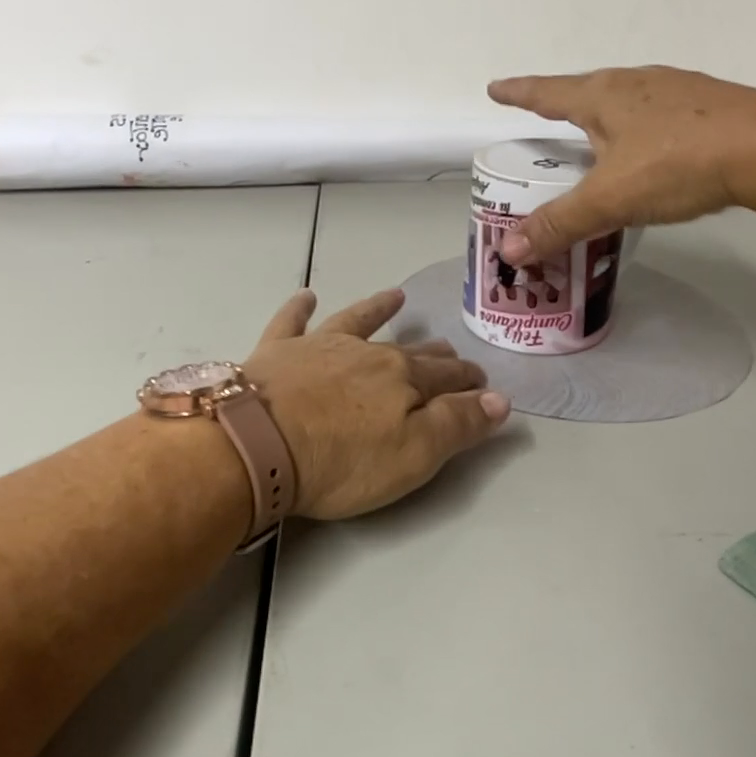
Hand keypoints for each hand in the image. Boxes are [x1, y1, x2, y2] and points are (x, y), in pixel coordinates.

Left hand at [243, 288, 511, 519]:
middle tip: (448, 352)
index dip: (468, 382)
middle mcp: (366, 354)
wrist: (256, 444)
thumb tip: (499, 399)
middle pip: (407, 352)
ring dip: (377, 310)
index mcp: (404, 380)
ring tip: (395, 297)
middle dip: (433, 353)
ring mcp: (318, 347)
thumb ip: (458, 425)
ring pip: (357, 322)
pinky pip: (291, 321)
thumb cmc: (340, 461)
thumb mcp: (414, 455)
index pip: (447, 378)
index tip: (482, 384)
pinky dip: (300, 308)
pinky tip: (305, 295)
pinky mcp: (276, 352)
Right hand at [486, 65, 755, 264]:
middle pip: (588, 89)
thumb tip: (508, 251)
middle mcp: (637, 83)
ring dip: (607, 114)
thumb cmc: (678, 164)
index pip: (547, 93)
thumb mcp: (609, 200)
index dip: (519, 93)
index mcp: (604, 97)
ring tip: (598, 135)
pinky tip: (654, 148)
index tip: (496, 88)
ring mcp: (677, 91)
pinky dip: (643, 127)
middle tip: (545, 116)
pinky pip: (661, 113)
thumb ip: (560, 224)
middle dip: (563, 103)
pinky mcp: (710, 106)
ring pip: (628, 99)